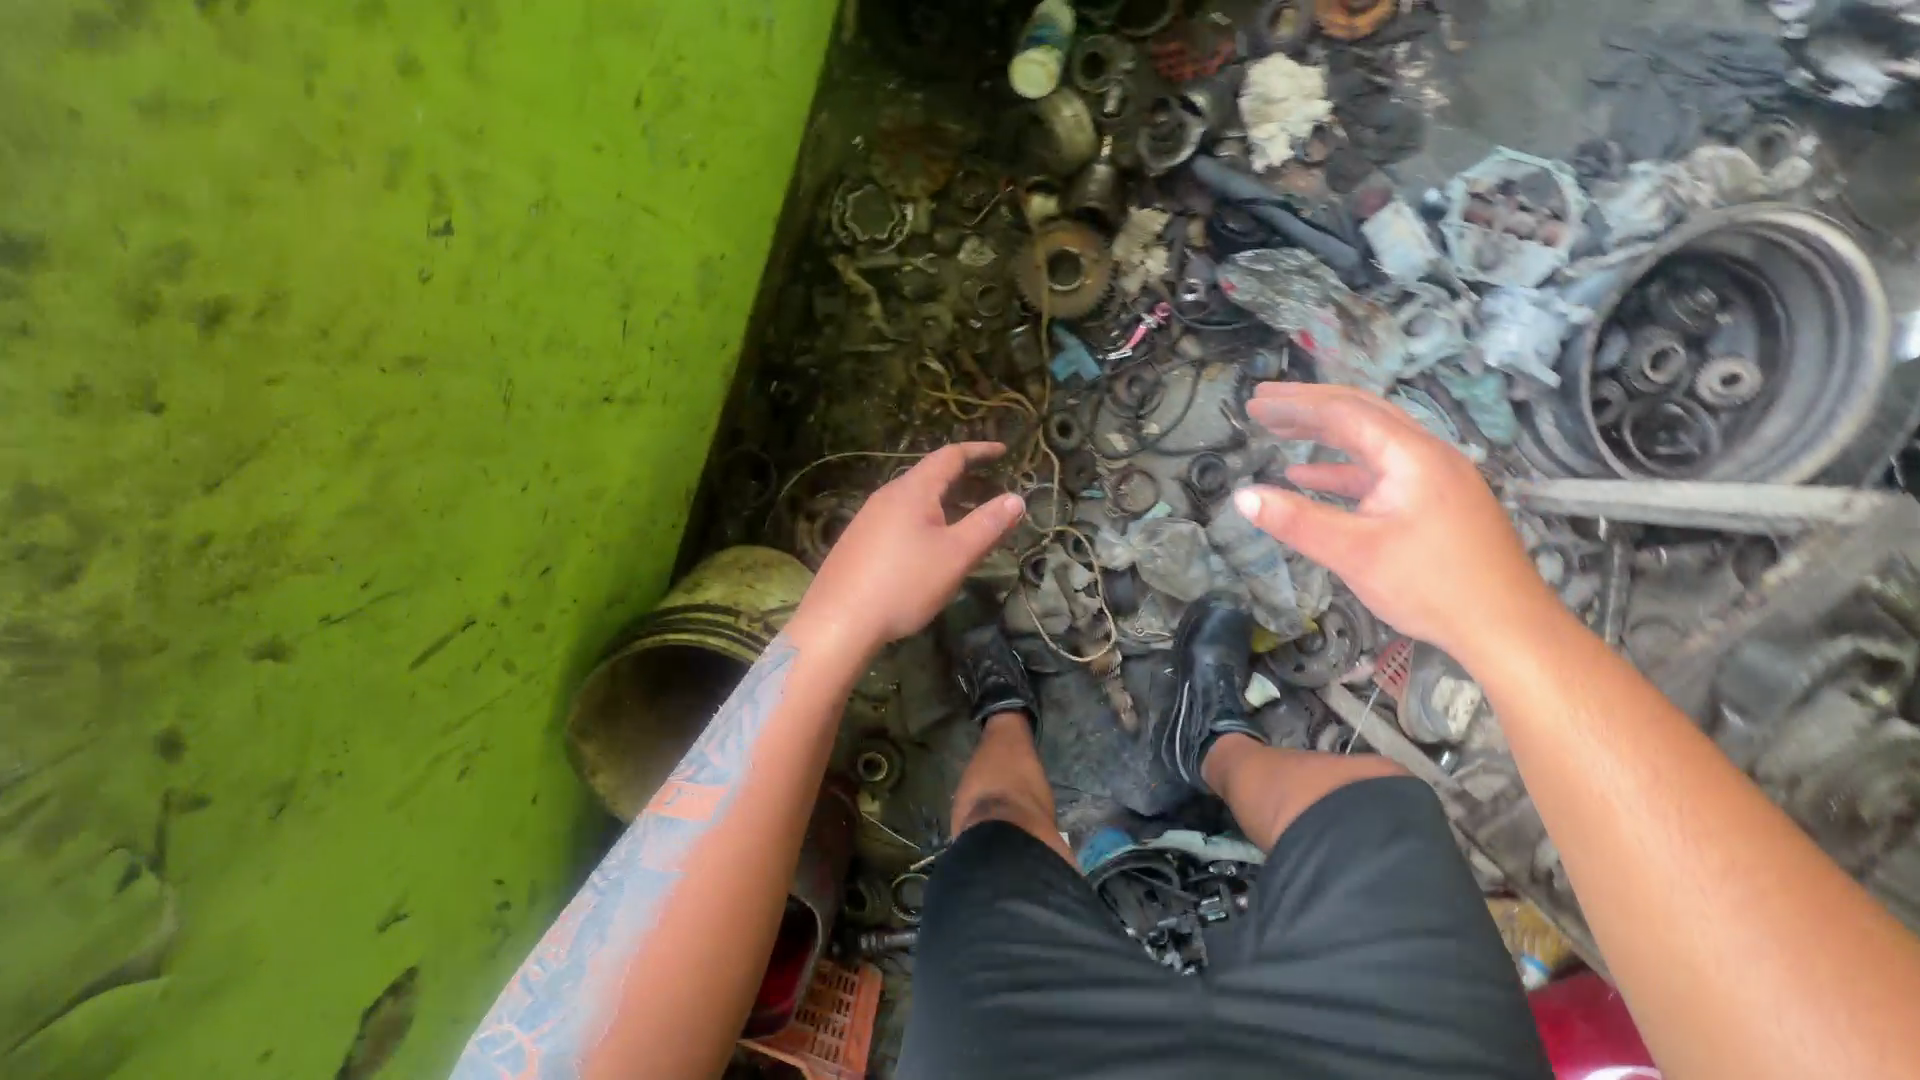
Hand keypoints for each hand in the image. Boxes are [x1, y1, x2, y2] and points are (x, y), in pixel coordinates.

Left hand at [788, 443, 1024, 656]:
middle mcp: (887, 496)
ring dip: (947, 504)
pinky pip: (901, 520)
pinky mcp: (859, 543)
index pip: (950, 456)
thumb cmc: (904, 583)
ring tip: (970, 522)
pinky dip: (927, 522)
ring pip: (916, 502)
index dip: (979, 451)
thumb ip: (988, 524)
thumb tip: (1016, 498)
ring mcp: (868, 519)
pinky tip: (933, 549)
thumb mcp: (956, 555)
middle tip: (994, 492)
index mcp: (912, 490)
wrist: (838, 622)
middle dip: (966, 481)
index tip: (1004, 451)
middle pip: (931, 477)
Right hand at [1231, 383, 1557, 657]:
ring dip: (1325, 435)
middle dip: (1308, 407)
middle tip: (1264, 403)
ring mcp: (1435, 477)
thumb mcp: (1354, 553)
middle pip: (1361, 414)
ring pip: (1372, 441)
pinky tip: (1311, 478)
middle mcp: (1427, 454)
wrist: (1507, 626)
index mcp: (1411, 455)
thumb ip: (1296, 521)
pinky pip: (1382, 470)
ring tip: (1281, 433)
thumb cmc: (1431, 586)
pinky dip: (1343, 470)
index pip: (1344, 412)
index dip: (1294, 405)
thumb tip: (1242, 497)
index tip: (1254, 403)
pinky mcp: (1436, 501)